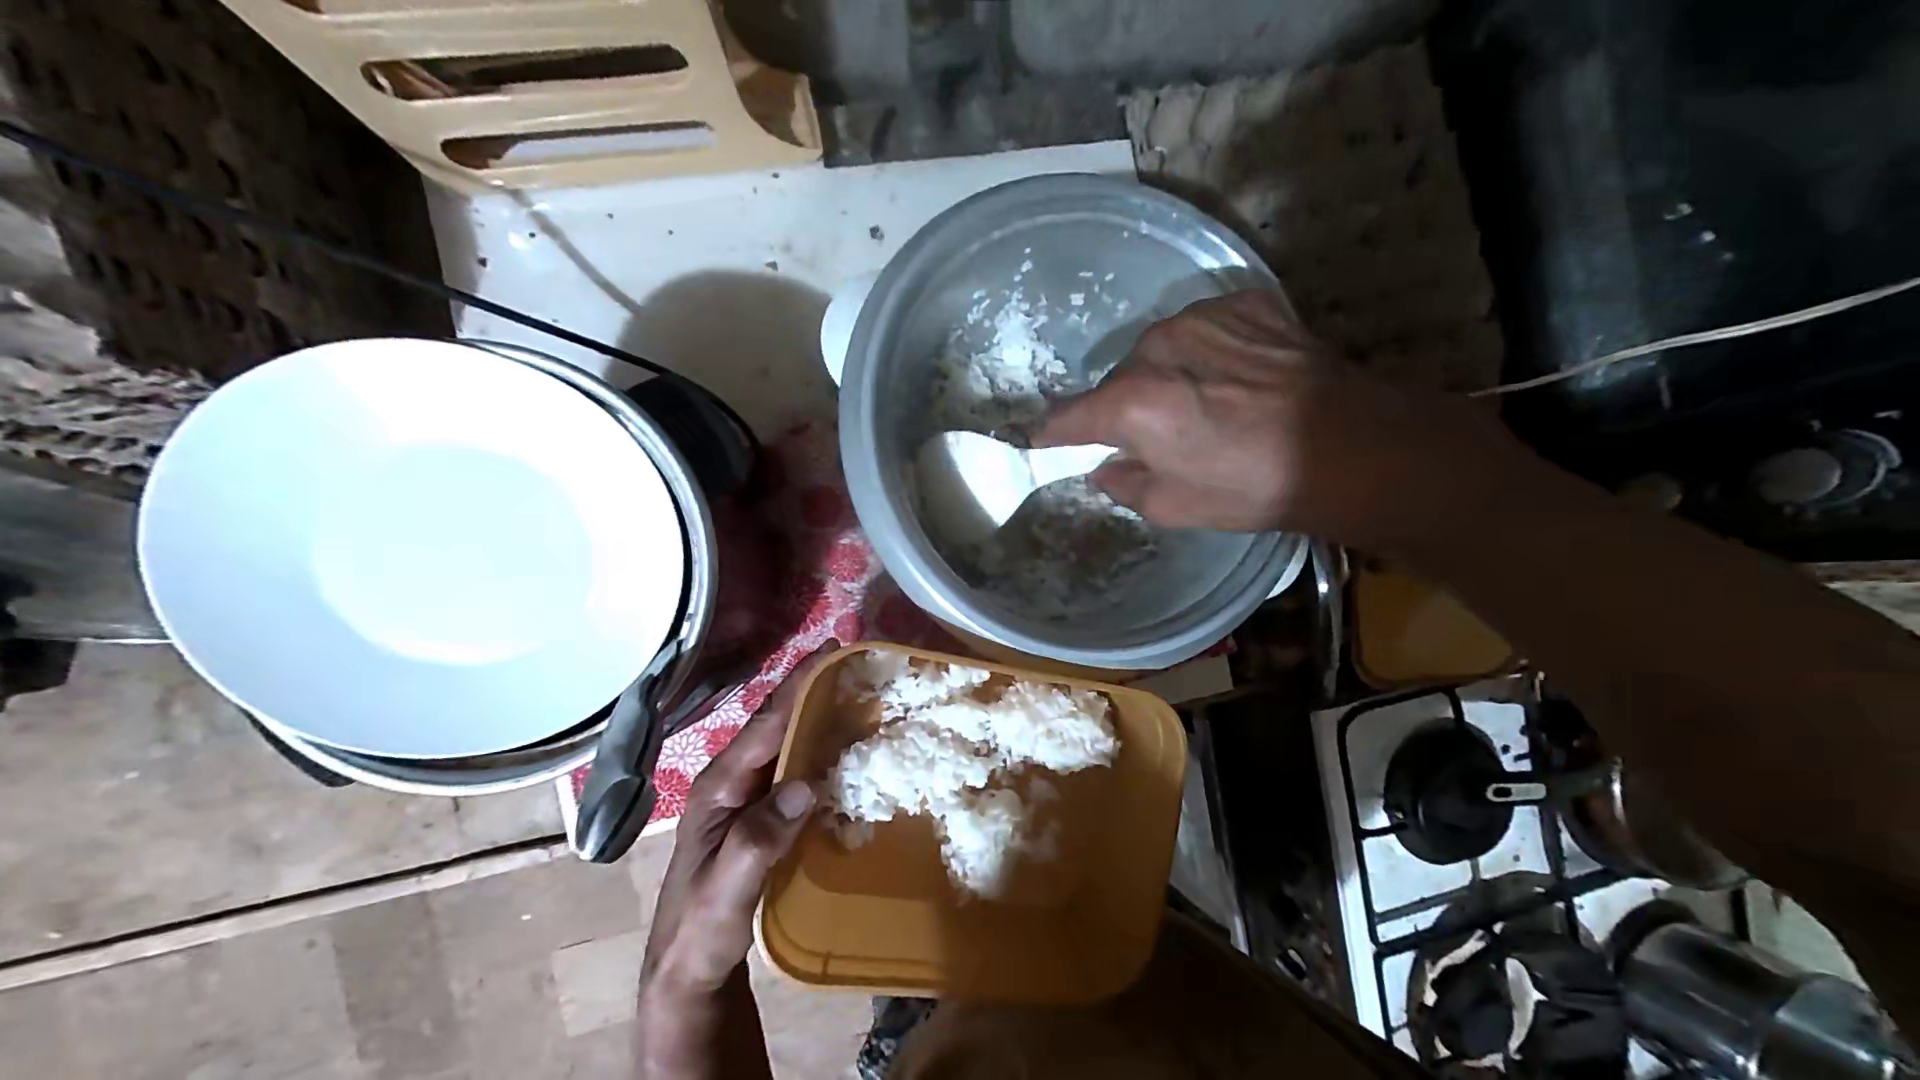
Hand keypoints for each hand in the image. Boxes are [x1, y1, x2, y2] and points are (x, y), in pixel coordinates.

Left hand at [637, 644, 835, 1079]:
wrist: (689, 971)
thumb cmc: (699, 932)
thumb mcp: (724, 894)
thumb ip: (757, 841)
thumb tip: (806, 785)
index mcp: (720, 785)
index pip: (765, 723)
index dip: (799, 684)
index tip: (833, 651)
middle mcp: (736, 780)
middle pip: (779, 723)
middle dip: (815, 688)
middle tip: (860, 663)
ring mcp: (752, 797)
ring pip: (791, 743)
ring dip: (823, 715)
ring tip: (865, 693)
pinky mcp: (768, 815)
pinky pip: (801, 770)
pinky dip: (826, 751)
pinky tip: (853, 749)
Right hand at [1036, 290, 1528, 551]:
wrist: (1351, 446)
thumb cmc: (1255, 487)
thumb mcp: (1174, 507)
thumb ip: (1123, 482)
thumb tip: (1105, 465)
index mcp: (1134, 403)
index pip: (1067, 416)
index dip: (1053, 434)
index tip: (1046, 443)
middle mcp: (1157, 348)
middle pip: (1115, 379)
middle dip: (1123, 406)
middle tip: (1156, 434)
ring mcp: (1202, 317)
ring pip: (1157, 350)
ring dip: (1165, 375)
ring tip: (1204, 402)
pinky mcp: (1242, 303)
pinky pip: (1201, 329)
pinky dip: (1205, 352)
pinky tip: (1236, 377)